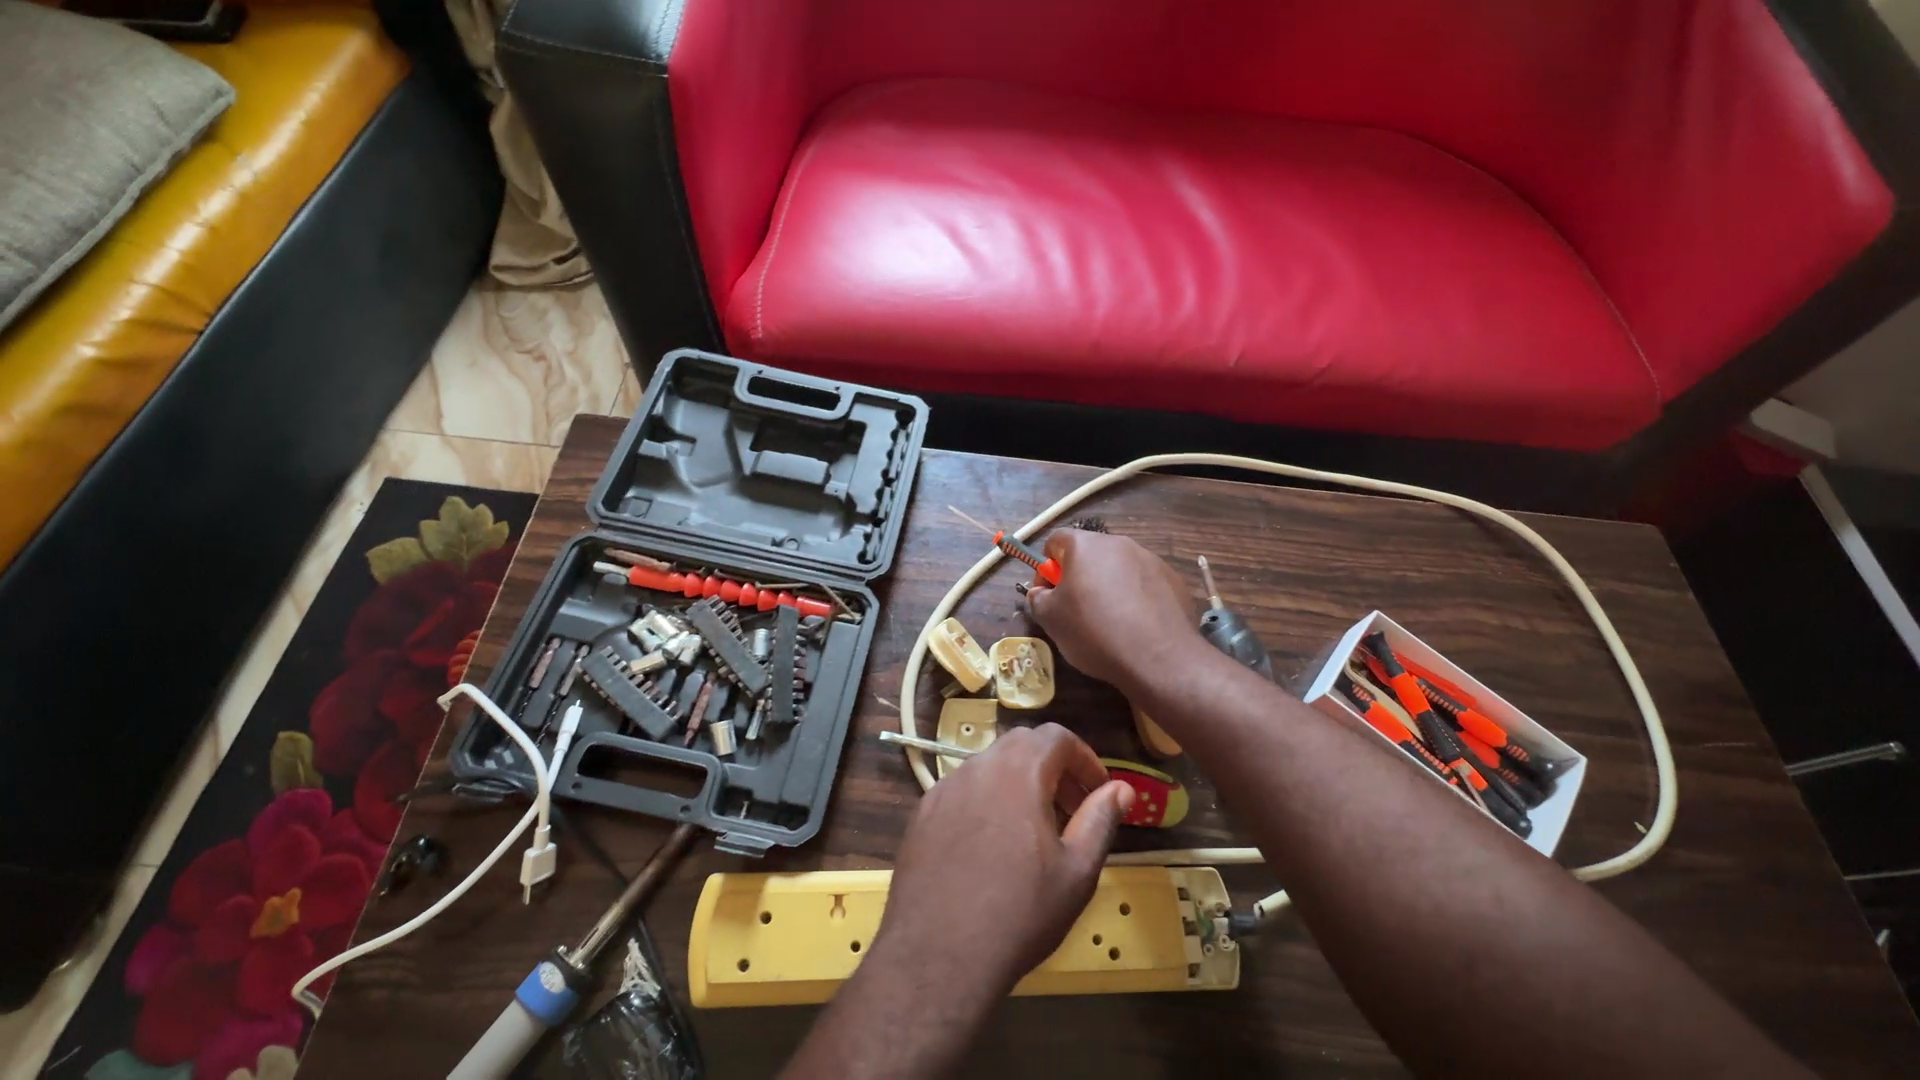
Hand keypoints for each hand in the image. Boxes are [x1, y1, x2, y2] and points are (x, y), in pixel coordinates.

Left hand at [875, 724, 1134, 997]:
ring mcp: (941, 791)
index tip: (1098, 792)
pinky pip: (961, 794)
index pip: (1056, 736)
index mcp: (1018, 772)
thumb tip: (1121, 790)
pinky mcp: (920, 817)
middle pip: (1020, 746)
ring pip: (988, 768)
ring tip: (1033, 833)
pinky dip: (985, 803)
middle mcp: (976, 769)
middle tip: (1070, 809)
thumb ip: (1100, 821)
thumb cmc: (1019, 913)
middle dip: (1052, 768)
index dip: (1084, 758)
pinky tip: (990, 850)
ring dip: (1017, 785)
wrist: (937, 955)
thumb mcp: (1077, 872)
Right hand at [1025, 530, 1203, 695]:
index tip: (1048, 594)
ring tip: (1109, 620)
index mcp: (1085, 546)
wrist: (1158, 657)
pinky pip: (1143, 583)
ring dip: (1108, 586)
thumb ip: (1038, 598)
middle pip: (1090, 553)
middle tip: (1076, 609)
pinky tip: (1135, 625)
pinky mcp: (1172, 579)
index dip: (1046, 567)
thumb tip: (1041, 592)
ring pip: (1118, 568)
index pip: (1056, 541)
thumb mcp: (1051, 619)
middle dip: (1078, 576)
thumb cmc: (1094, 632)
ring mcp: (1150, 559)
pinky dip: (1135, 597)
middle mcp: (1119, 543)